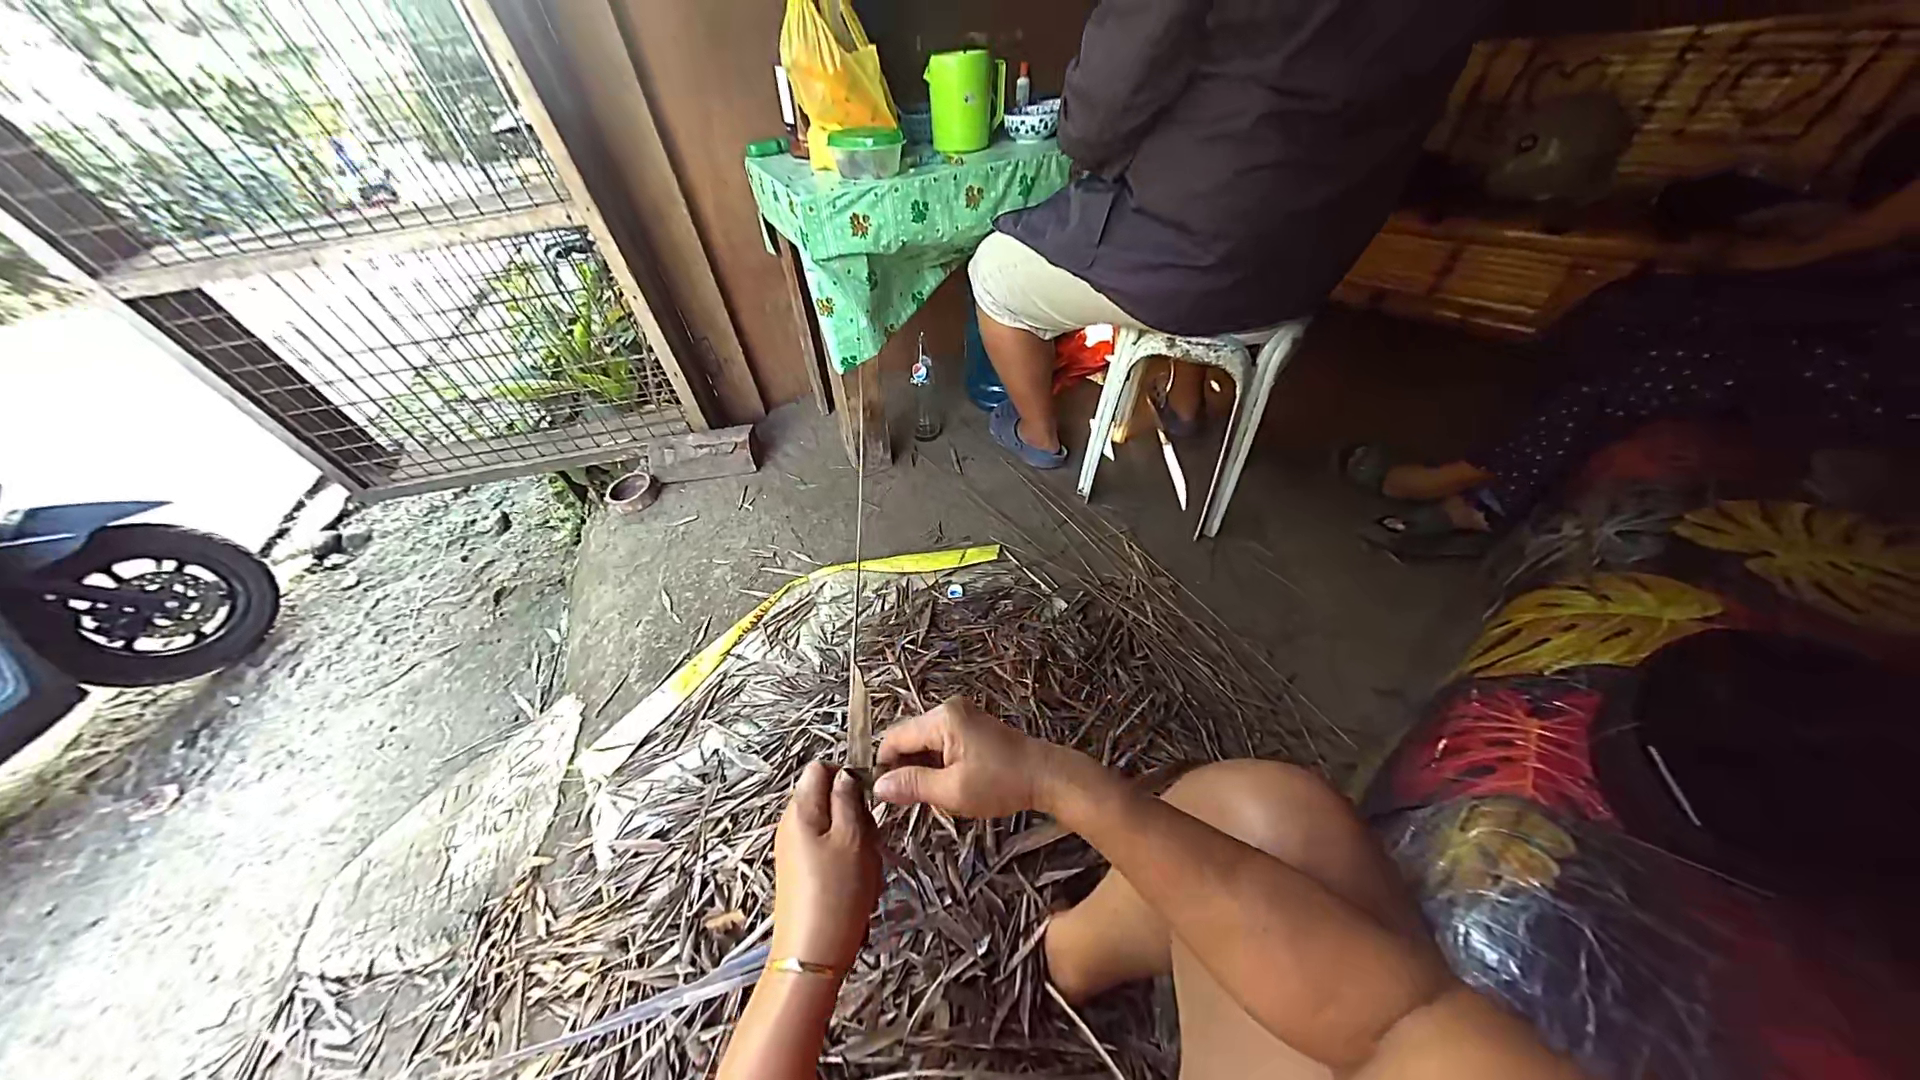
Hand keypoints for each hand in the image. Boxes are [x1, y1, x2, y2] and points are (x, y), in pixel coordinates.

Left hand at [770, 762, 881, 971]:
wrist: (811, 957)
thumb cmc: (836, 893)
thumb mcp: (853, 838)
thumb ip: (849, 799)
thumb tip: (846, 774)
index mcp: (800, 810)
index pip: (820, 768)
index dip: (846, 774)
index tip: (867, 798)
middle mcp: (791, 825)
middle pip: (826, 796)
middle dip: (854, 810)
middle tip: (869, 837)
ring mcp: (794, 850)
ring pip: (832, 824)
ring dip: (854, 837)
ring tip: (865, 862)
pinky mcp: (801, 872)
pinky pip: (828, 849)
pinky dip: (846, 857)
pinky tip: (856, 880)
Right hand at [871, 697, 1067, 816]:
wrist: (1046, 775)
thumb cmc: (1000, 783)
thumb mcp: (952, 791)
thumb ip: (912, 785)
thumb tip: (878, 786)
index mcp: (941, 719)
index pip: (894, 737)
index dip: (884, 765)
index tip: (884, 795)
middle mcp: (947, 709)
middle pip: (908, 737)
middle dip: (905, 768)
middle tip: (911, 801)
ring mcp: (961, 715)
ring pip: (924, 742)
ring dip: (922, 767)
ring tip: (932, 795)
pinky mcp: (971, 725)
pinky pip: (941, 741)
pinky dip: (937, 762)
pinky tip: (947, 783)